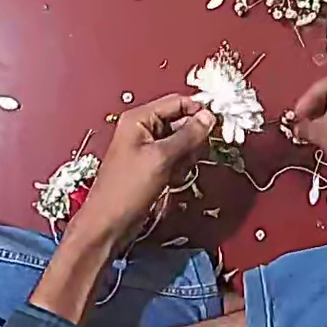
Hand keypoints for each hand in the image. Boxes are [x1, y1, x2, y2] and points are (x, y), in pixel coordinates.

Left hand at [72, 95, 216, 247]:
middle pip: (182, 121)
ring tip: (177, 172)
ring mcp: (149, 147)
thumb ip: (188, 135)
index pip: (178, 102)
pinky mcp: (153, 164)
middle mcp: (144, 128)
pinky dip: (180, 167)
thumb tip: (210, 116)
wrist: (109, 223)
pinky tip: (173, 180)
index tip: (216, 126)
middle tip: (190, 157)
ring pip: (182, 141)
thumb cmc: (128, 188)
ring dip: (187, 156)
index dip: (198, 111)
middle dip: (192, 139)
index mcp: (140, 118)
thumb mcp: (162, 158)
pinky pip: (177, 157)